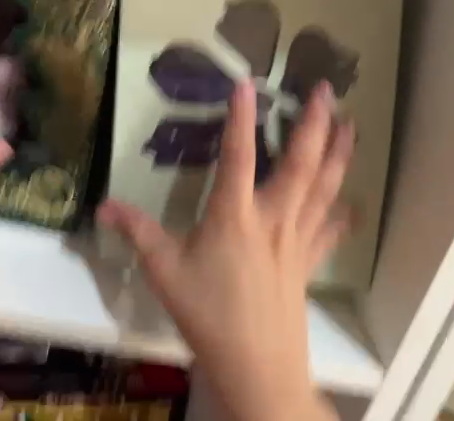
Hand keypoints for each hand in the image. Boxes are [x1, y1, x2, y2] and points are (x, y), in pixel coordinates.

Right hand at [99, 80, 353, 420]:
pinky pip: (329, 229)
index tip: (247, 83)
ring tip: (351, 124)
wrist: (258, 370)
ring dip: (338, 155)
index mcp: (234, 216)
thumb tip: (101, 203)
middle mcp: (272, 220)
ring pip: (324, 190)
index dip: (241, 119)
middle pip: (300, 165)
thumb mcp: (163, 270)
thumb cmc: (208, 315)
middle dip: (314, 125)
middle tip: (325, 90)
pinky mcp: (307, 264)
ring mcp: (295, 242)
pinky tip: (352, 201)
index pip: (238, 156)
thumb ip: (135, 231)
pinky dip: (342, 211)